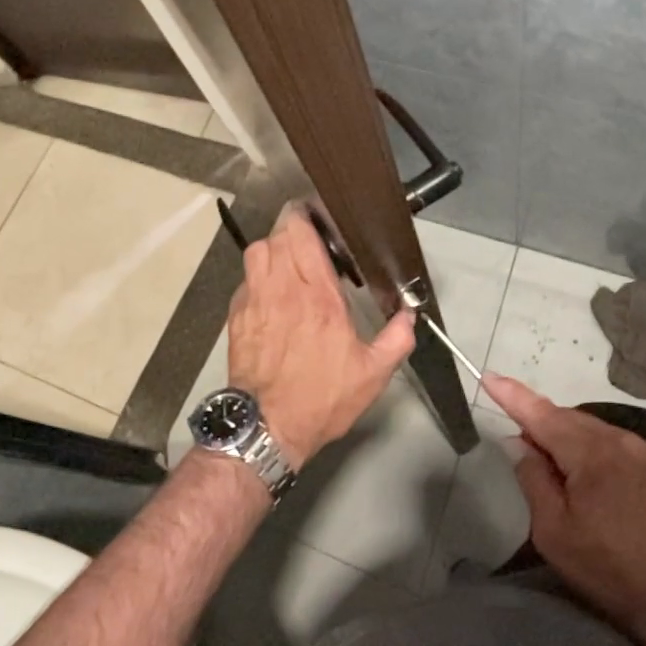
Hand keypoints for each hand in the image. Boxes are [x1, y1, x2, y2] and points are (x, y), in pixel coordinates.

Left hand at [226, 205, 415, 468]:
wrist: (266, 428)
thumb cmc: (321, 398)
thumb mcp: (372, 374)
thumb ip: (396, 339)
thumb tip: (409, 315)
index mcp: (317, 296)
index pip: (302, 234)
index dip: (307, 217)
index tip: (321, 219)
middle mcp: (282, 289)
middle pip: (277, 235)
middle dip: (292, 230)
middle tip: (310, 241)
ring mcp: (254, 301)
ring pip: (255, 252)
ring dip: (272, 249)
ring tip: (289, 263)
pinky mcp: (236, 317)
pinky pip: (245, 280)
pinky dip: (258, 277)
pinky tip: (271, 295)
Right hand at [484, 374, 645, 644]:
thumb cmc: (612, 568)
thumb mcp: (555, 533)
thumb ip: (533, 479)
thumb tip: (518, 443)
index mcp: (592, 453)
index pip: (541, 413)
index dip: (512, 395)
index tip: (488, 375)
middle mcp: (619, 439)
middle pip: (566, 417)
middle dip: (539, 425)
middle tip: (522, 456)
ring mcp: (642, 449)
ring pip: (589, 428)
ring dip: (565, 438)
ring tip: (554, 472)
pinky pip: (610, 441)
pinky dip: (588, 447)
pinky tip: (585, 475)